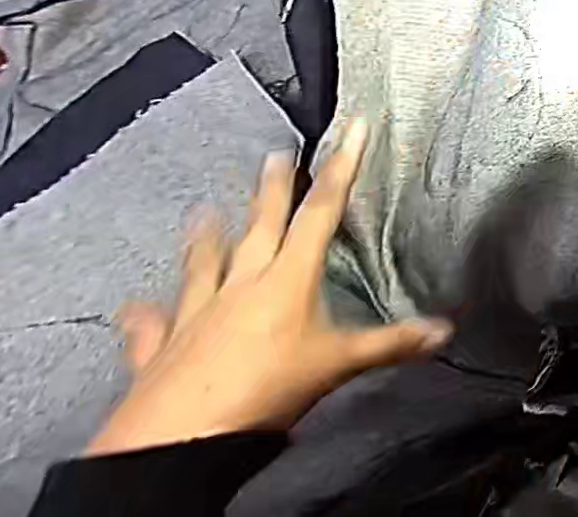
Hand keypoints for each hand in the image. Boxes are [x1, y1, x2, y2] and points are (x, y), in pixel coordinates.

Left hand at [86, 119, 451, 455]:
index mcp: (288, 277)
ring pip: (204, 265)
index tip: (352, 130)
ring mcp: (196, 315)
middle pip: (262, 225)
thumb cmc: (265, 389)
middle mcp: (242, 285)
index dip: (342, 167)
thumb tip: (446, 330)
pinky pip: (153, 327)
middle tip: (274, 153)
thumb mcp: (339, 364)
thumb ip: (393, 342)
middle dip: (273, 188)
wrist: (172, 446)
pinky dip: (144, 316)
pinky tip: (130, 306)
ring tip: (202, 209)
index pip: (322, 210)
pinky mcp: (160, 351)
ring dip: (206, 237)